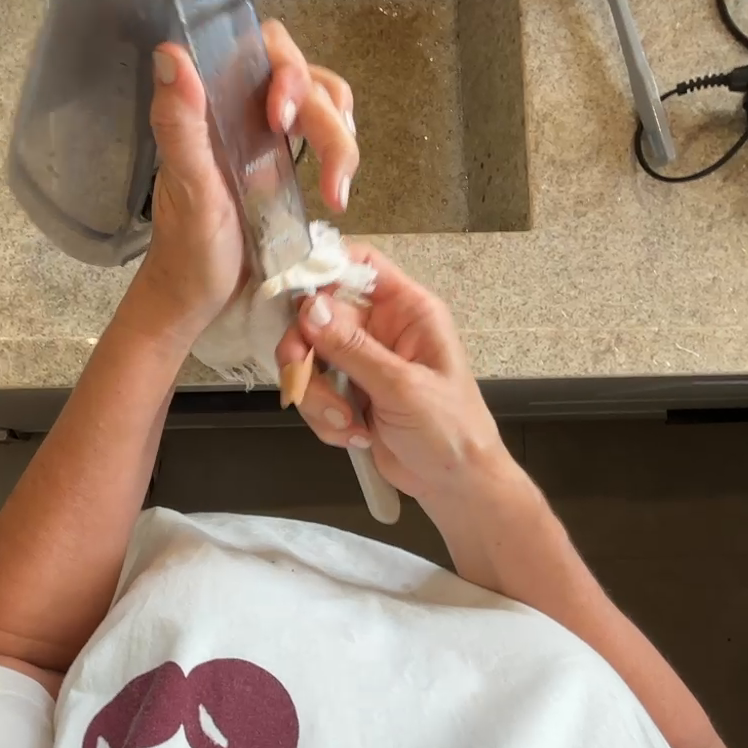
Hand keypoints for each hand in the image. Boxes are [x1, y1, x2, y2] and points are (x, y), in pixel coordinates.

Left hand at [120, 21, 360, 345]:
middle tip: (330, 178)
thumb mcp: (188, 190)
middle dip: (327, 118)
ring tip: (337, 192)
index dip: (287, 70)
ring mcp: (261, 135)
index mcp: (213, 104)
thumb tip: (170, 53)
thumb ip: (180, 125)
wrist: (197, 300)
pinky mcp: (279, 162)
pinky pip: (321, 135)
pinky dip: (339, 153)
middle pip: (305, 76)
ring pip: (322, 104)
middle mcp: (238, 109)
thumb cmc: (187, 251)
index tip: (283, 120)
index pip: (261, 48)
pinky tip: (336, 191)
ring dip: (341, 139)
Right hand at [275, 245, 516, 508]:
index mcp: (405, 309)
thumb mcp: (402, 386)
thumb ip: (353, 347)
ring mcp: (359, 362)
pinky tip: (355, 436)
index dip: (323, 268)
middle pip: (316, 317)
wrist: (453, 483)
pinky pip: (312, 393)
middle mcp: (379, 328)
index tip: (293, 296)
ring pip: (308, 360)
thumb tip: (309, 307)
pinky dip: (325, 419)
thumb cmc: (450, 429)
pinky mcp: (345, 394)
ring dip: (317, 398)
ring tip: (348, 425)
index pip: (359, 264)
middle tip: (299, 379)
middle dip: (305, 355)